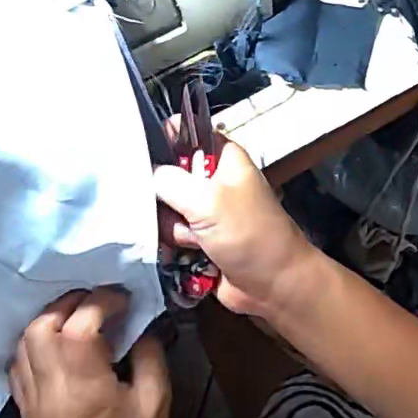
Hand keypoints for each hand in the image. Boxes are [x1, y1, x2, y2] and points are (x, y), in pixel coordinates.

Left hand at [10, 288, 168, 417]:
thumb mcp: (156, 402)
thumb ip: (150, 354)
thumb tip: (143, 323)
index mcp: (84, 386)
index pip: (80, 324)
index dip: (103, 300)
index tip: (125, 298)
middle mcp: (49, 387)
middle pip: (42, 325)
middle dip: (72, 302)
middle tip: (100, 301)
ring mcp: (30, 398)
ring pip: (25, 340)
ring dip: (53, 318)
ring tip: (82, 316)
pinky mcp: (23, 408)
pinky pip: (20, 361)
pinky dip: (39, 341)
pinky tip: (64, 342)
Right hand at [153, 136, 325, 318]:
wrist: (273, 284)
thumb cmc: (249, 233)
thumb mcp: (209, 200)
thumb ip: (170, 181)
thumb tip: (144, 173)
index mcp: (223, 157)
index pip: (185, 133)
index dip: (163, 140)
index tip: (145, 157)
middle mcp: (211, 178)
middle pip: (166, 173)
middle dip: (164, 196)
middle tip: (180, 211)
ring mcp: (203, 209)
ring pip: (164, 207)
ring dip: (172, 226)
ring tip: (194, 239)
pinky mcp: (196, 237)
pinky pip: (168, 233)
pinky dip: (173, 243)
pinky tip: (188, 253)